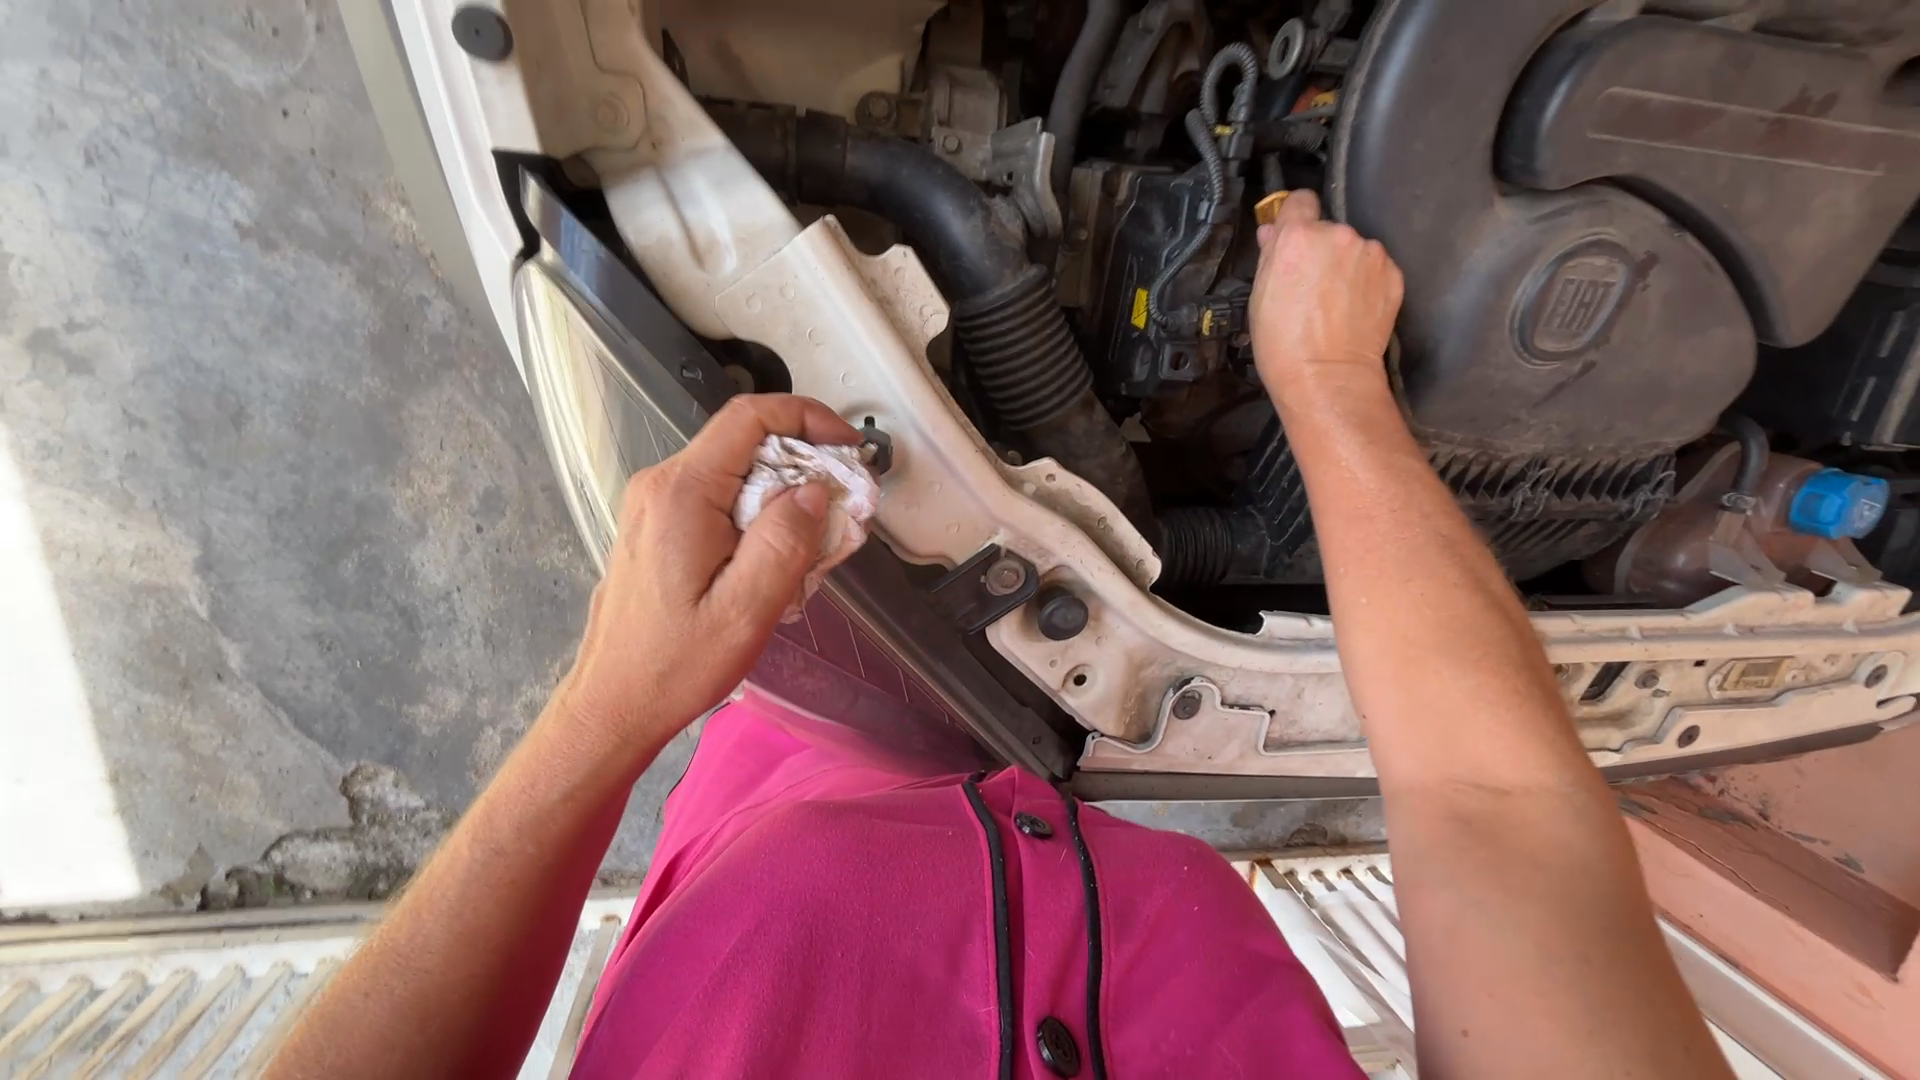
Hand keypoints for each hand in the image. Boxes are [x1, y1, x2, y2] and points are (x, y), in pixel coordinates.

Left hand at [553, 394, 862, 753]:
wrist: (614, 703)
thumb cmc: (676, 664)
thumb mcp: (746, 610)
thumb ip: (785, 542)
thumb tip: (814, 489)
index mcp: (683, 493)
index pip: (749, 418)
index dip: (807, 416)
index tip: (848, 447)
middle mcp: (663, 485)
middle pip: (745, 442)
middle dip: (804, 462)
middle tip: (842, 507)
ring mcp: (656, 504)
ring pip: (736, 470)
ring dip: (784, 492)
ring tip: (813, 541)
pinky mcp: (659, 526)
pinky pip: (721, 497)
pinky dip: (760, 511)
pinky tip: (775, 557)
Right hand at [1249, 189, 1404, 394]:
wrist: (1326, 377)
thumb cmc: (1284, 346)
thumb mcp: (1259, 298)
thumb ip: (1269, 258)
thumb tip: (1272, 235)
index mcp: (1298, 237)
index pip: (1299, 200)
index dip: (1292, 218)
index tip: (1289, 235)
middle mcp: (1339, 235)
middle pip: (1327, 229)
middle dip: (1318, 250)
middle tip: (1306, 286)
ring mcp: (1370, 254)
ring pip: (1352, 249)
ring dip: (1343, 266)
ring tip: (1330, 303)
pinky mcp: (1392, 274)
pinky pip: (1374, 268)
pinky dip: (1364, 283)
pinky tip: (1349, 310)